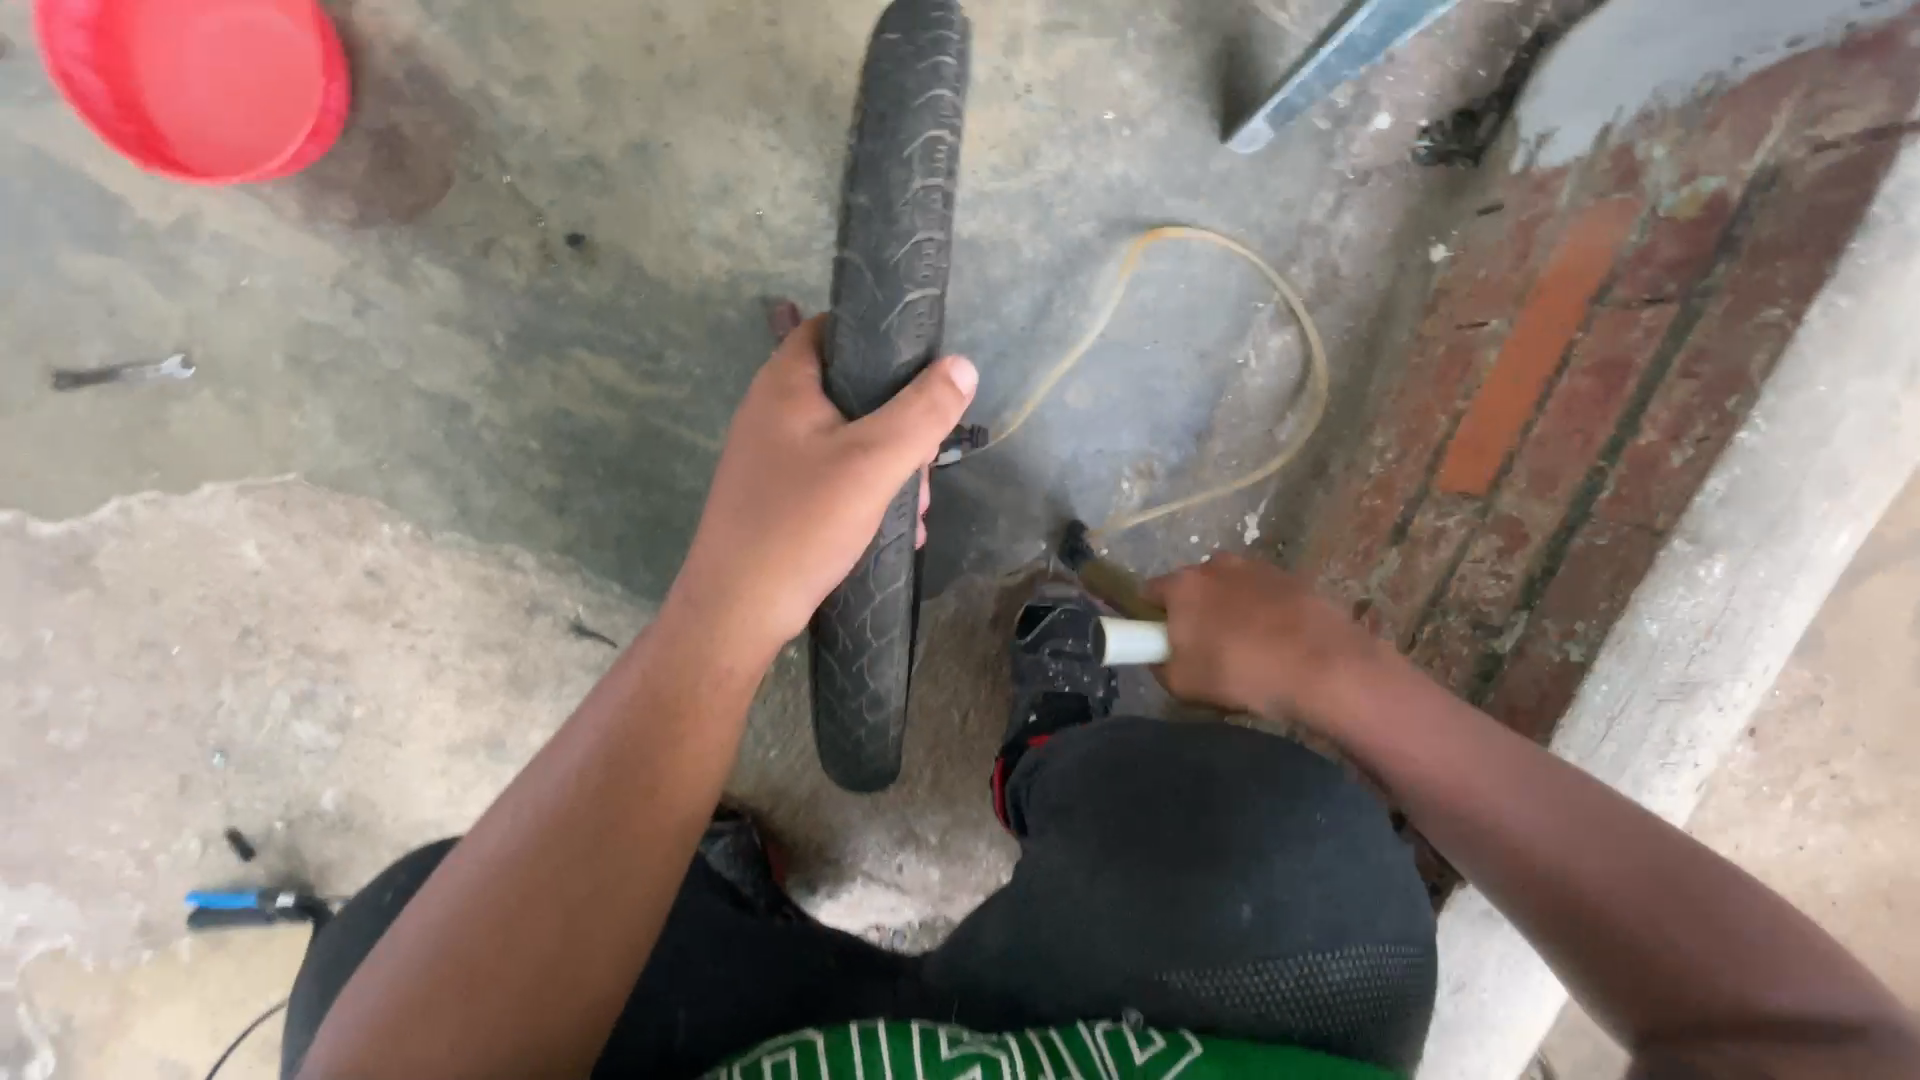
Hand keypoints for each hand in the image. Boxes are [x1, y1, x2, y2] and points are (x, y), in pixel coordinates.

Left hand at [666, 315, 976, 658]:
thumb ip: (922, 412)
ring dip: (889, 468)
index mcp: (785, 385)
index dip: (878, 338)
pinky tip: (895, 529)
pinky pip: (832, 478)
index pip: (831, 329)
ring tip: (917, 510)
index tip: (922, 369)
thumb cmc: (802, 523)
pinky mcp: (776, 497)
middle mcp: (771, 412)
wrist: (738, 610)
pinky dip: (866, 494)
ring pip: (847, 442)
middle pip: (849, 392)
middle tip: (926, 465)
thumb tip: (962, 367)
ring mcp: (771, 457)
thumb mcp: (874, 461)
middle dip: (899, 424)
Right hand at [1144, 554, 1386, 725]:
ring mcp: (1258, 569)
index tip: (1161, 642)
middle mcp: (1216, 565)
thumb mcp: (1181, 684)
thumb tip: (1162, 655)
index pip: (1148, 592)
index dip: (1151, 618)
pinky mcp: (1293, 579)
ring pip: (1231, 589)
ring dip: (1231, 611)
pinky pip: (1264, 596)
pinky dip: (1264, 614)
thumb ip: (1160, 664)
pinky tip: (1278, 645)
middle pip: (1192, 587)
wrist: (1324, 668)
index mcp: (1182, 585)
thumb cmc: (1240, 673)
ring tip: (1248, 649)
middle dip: (1193, 612)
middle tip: (1205, 650)